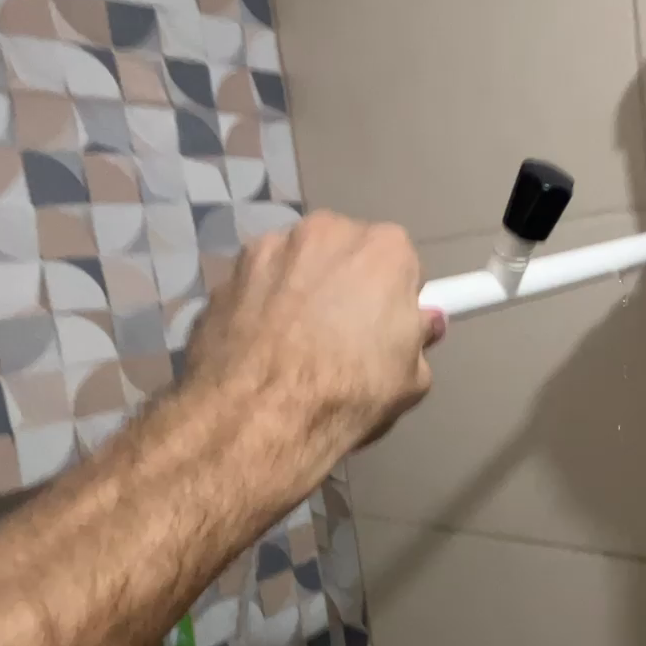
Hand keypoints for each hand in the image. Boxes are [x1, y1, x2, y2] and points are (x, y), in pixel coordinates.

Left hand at [182, 212, 444, 453]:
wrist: (260, 414)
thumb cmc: (350, 391)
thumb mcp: (412, 378)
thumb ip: (418, 338)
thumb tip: (421, 323)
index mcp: (384, 248)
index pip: (402, 264)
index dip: (396, 298)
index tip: (388, 327)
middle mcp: (327, 231)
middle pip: (345, 253)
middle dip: (346, 284)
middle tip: (344, 337)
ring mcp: (269, 248)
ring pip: (296, 265)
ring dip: (300, 290)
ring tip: (297, 346)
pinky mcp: (225, 274)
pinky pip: (256, 287)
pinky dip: (260, 308)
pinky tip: (262, 349)